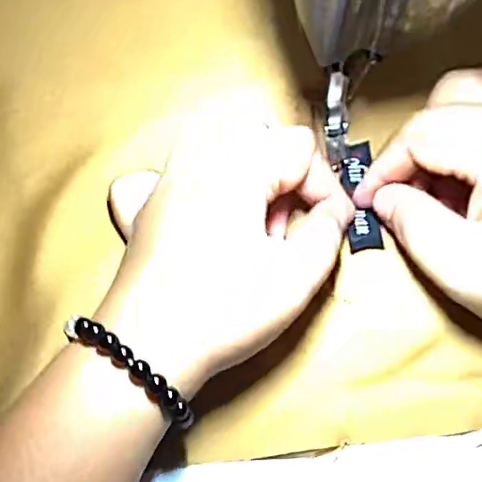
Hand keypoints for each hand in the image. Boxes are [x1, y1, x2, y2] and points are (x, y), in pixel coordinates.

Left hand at [95, 117, 353, 395]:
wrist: (150, 347)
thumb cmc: (217, 314)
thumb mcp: (297, 278)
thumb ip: (328, 233)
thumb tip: (334, 213)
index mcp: (238, 164)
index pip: (302, 147)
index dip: (327, 189)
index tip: (333, 225)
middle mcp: (198, 158)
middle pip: (260, 133)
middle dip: (287, 174)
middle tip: (292, 227)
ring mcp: (166, 181)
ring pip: (220, 144)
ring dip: (250, 178)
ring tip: (256, 231)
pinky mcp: (148, 210)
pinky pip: (176, 173)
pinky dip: (200, 185)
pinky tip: (208, 218)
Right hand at [352, 70, 481, 363]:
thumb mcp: (460, 266)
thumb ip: (413, 224)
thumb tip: (387, 199)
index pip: (422, 130)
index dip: (386, 167)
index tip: (371, 201)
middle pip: (451, 97)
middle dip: (418, 145)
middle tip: (406, 197)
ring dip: (450, 140)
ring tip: (445, 200)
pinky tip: (481, 193)